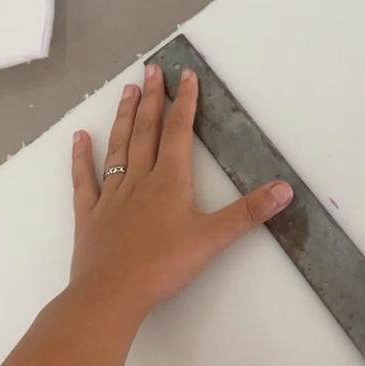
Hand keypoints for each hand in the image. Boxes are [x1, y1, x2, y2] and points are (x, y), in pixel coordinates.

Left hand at [68, 64, 292, 316]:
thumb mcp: (213, 239)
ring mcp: (111, 195)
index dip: (185, 103)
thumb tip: (285, 189)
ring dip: (124, 118)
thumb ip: (248, 213)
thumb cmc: (163, 265)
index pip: (178, 132)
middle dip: (152, 99)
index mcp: (170, 181)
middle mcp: (140, 179)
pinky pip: (85, 180)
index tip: (185, 75)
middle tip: (151, 70)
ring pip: (119, 148)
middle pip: (146, 131)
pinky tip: (79, 137)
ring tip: (127, 91)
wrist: (110, 294)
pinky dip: (82, 157)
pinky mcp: (90, 215)